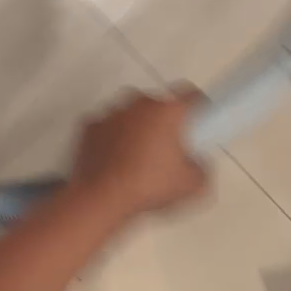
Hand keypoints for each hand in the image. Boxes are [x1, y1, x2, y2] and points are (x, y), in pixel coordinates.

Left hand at [70, 87, 209, 216]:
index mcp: (166, 111)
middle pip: (156, 103)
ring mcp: (108, 112)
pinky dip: (112, 137)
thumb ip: (202, 165)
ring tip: (138, 156)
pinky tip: (114, 159)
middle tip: (167, 147)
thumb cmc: (150, 186)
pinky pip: (107, 126)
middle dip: (163, 120)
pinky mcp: (88, 125)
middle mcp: (136, 103)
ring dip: (136, 126)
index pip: (190, 93)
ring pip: (129, 113)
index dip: (198, 106)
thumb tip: (194, 160)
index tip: (198, 122)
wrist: (101, 197)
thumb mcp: (194, 185)